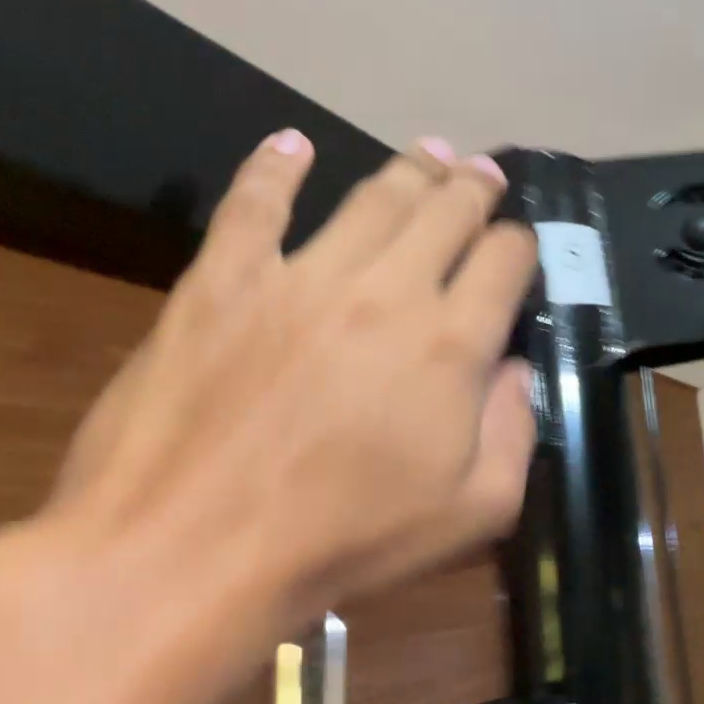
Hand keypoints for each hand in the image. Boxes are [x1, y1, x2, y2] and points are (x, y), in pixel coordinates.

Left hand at [45, 130, 538, 642]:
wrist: (181, 558)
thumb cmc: (345, 540)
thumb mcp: (476, 507)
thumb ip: (516, 429)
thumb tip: (515, 370)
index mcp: (453, 342)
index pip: (506, 257)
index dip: (522, 243)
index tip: (520, 248)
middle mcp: (388, 291)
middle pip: (447, 211)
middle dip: (477, 188)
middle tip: (487, 173)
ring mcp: (301, 279)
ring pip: (371, 199)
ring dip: (411, 169)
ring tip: (432, 152)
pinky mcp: (221, 284)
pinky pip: (253, 207)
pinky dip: (274, 169)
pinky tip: (291, 145)